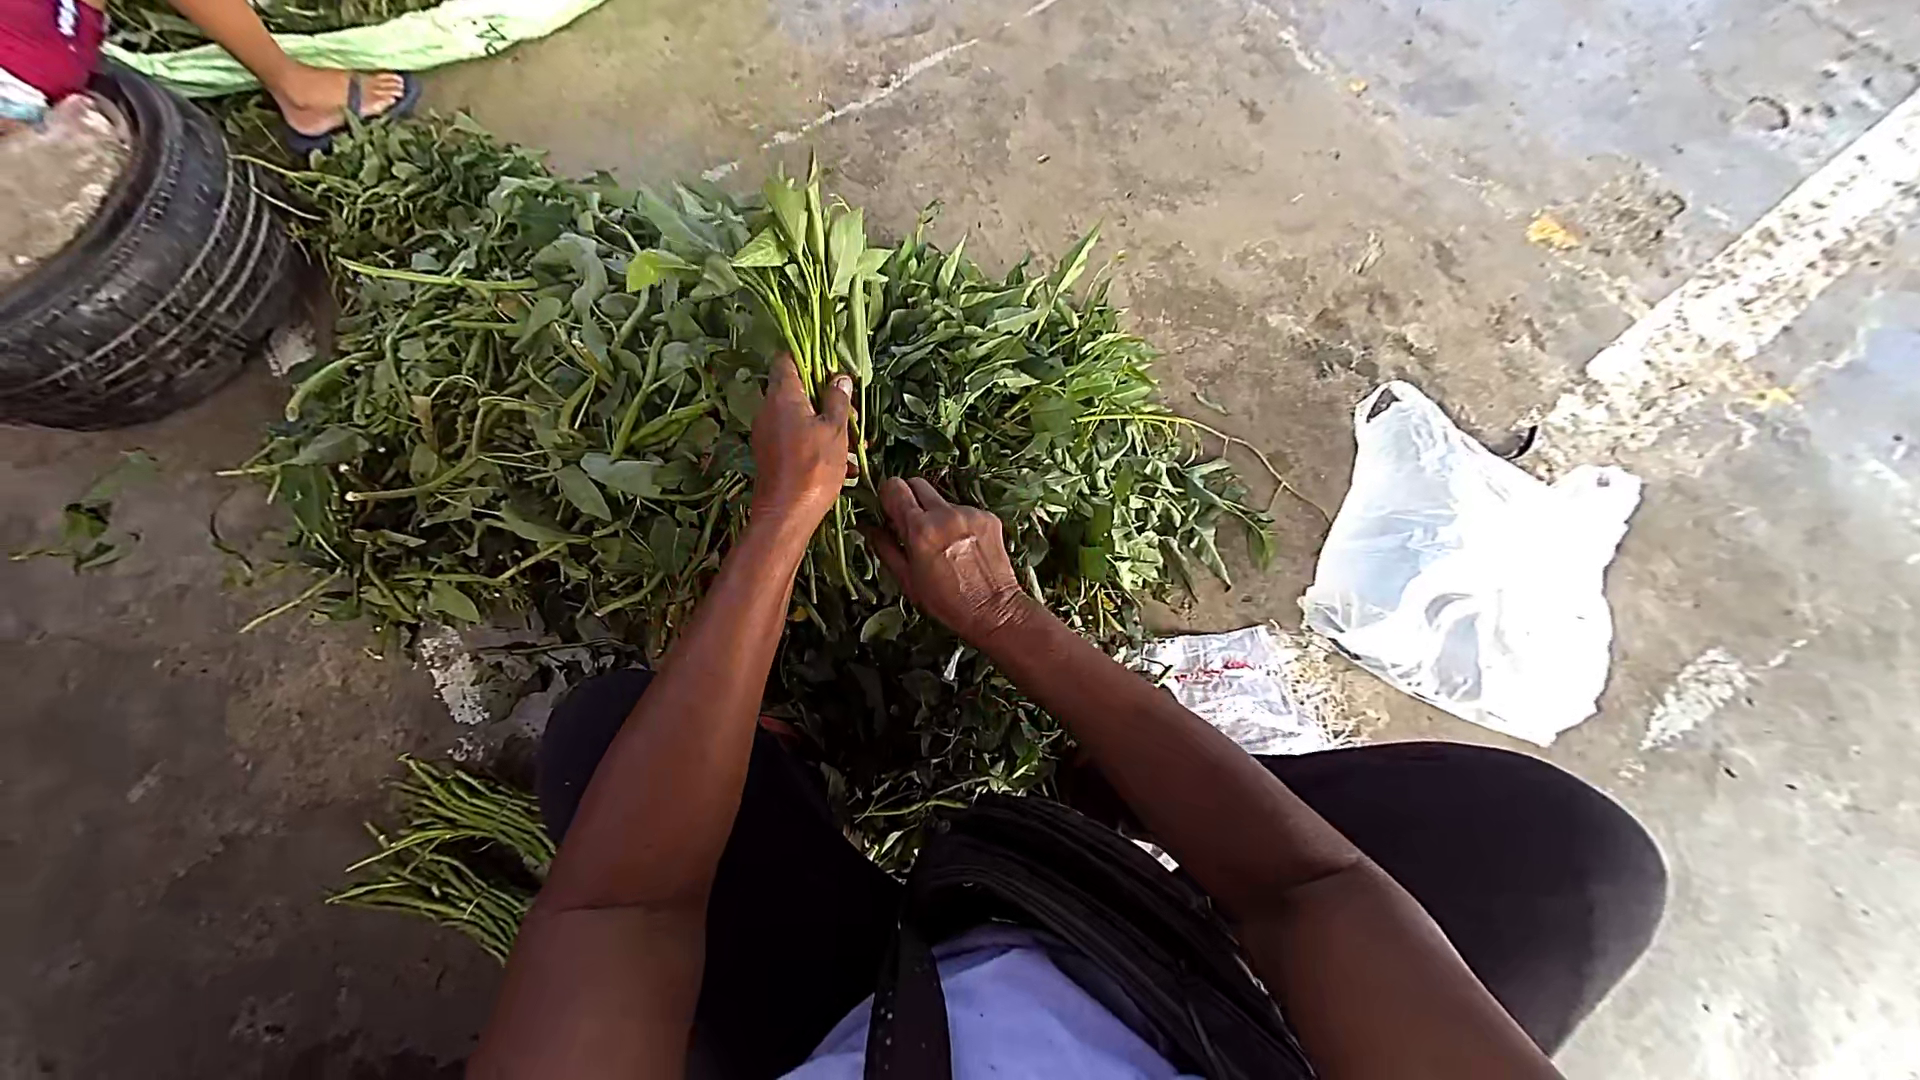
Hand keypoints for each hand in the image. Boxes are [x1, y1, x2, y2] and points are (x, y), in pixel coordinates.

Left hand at [750, 355, 853, 528]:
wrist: (787, 513)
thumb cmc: (813, 467)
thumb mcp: (835, 430)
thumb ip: (837, 400)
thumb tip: (839, 378)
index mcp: (782, 396)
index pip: (787, 359)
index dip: (808, 356)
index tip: (831, 366)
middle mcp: (768, 410)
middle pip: (797, 391)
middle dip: (826, 400)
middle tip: (852, 414)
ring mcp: (767, 434)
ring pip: (800, 418)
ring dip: (827, 426)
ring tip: (854, 444)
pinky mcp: (771, 455)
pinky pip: (796, 439)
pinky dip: (817, 445)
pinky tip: (843, 466)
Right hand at [864, 477, 1035, 646]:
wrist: (992, 609)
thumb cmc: (946, 601)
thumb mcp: (907, 579)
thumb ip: (884, 547)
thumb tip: (868, 528)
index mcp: (920, 530)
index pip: (894, 487)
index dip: (889, 496)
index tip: (890, 509)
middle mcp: (945, 515)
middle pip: (917, 483)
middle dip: (911, 498)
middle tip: (913, 523)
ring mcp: (969, 513)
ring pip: (942, 500)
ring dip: (936, 514)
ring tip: (943, 544)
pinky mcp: (988, 517)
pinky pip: (964, 511)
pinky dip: (959, 523)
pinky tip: (963, 547)